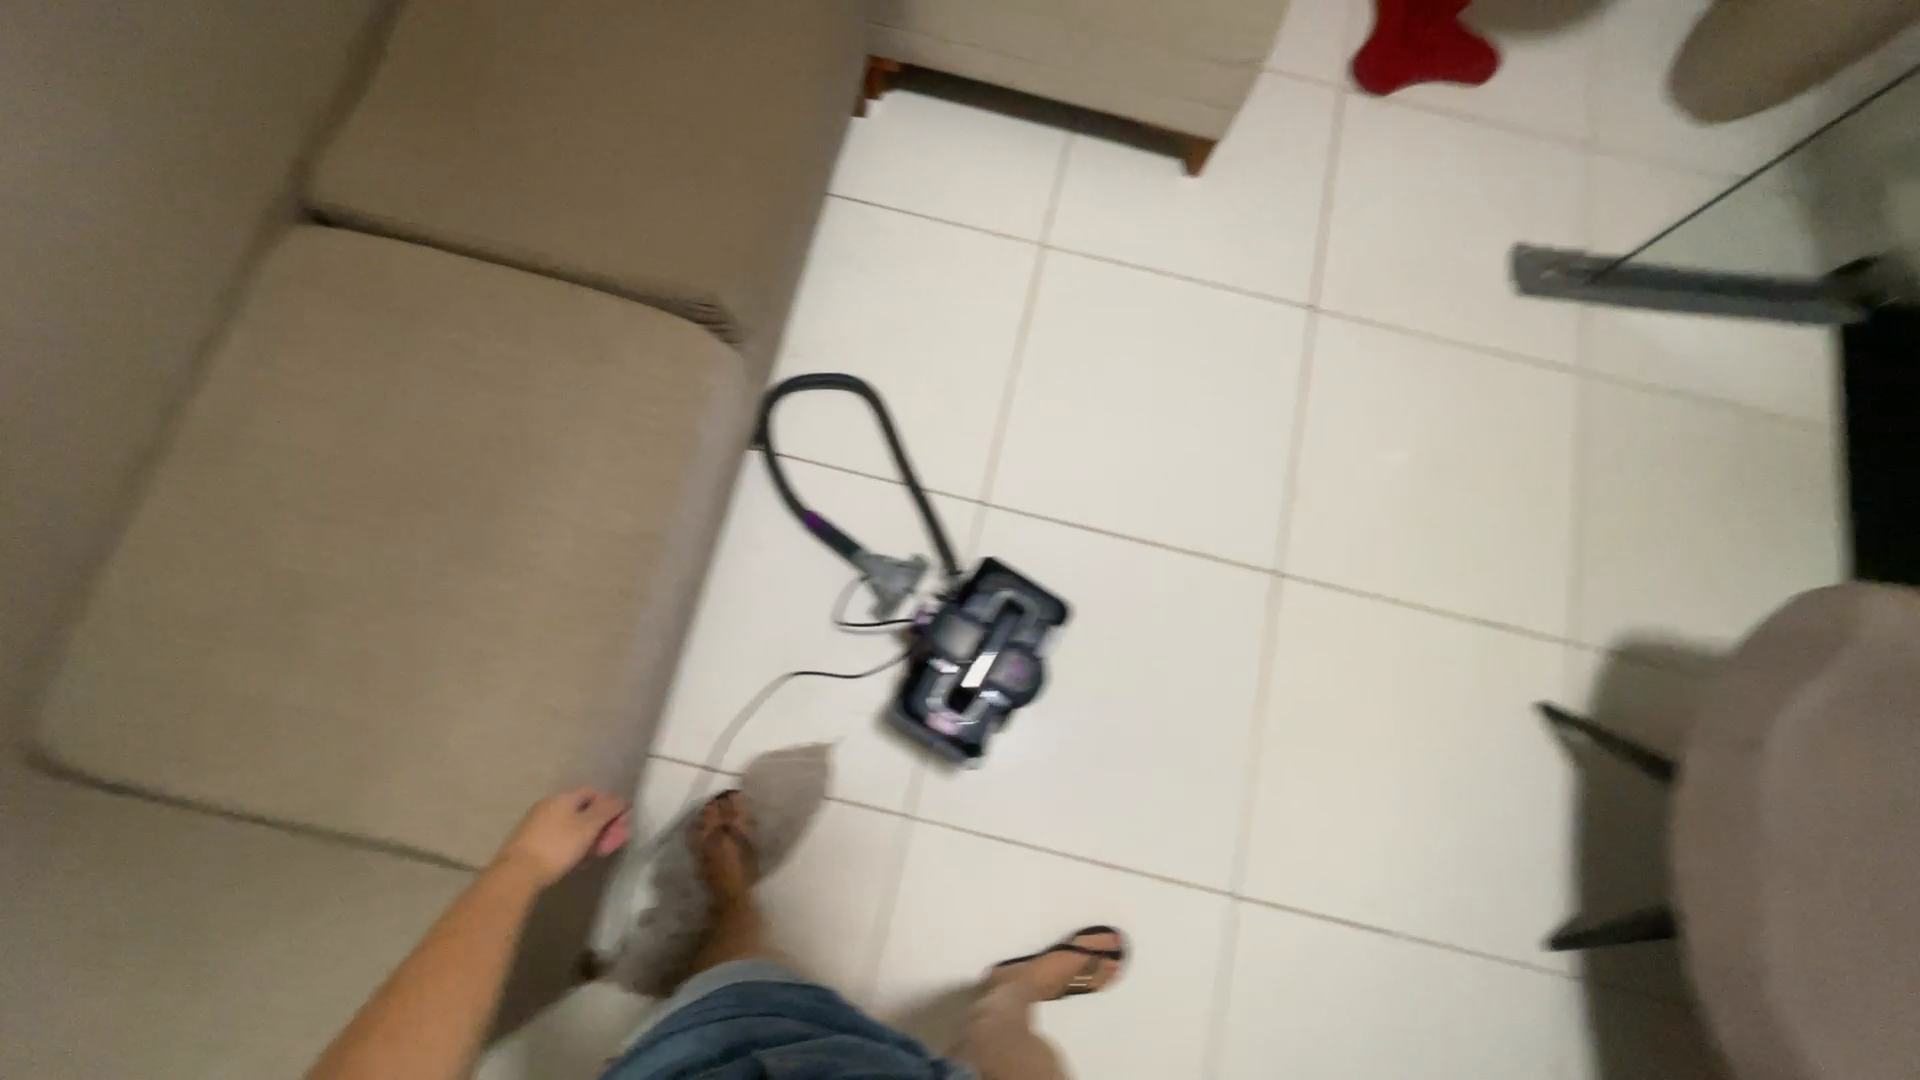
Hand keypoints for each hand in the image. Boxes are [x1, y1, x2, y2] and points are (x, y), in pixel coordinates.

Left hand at [492, 789, 631, 887]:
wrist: (516, 875)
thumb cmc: (558, 846)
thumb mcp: (589, 826)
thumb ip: (608, 809)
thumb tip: (621, 799)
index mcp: (563, 797)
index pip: (594, 792)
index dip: (610, 805)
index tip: (620, 823)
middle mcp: (549, 806)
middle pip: (583, 811)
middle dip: (602, 825)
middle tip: (612, 842)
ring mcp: (537, 825)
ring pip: (572, 827)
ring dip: (589, 838)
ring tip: (597, 854)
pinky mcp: (530, 843)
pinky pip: (559, 839)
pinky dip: (572, 846)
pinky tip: (578, 861)